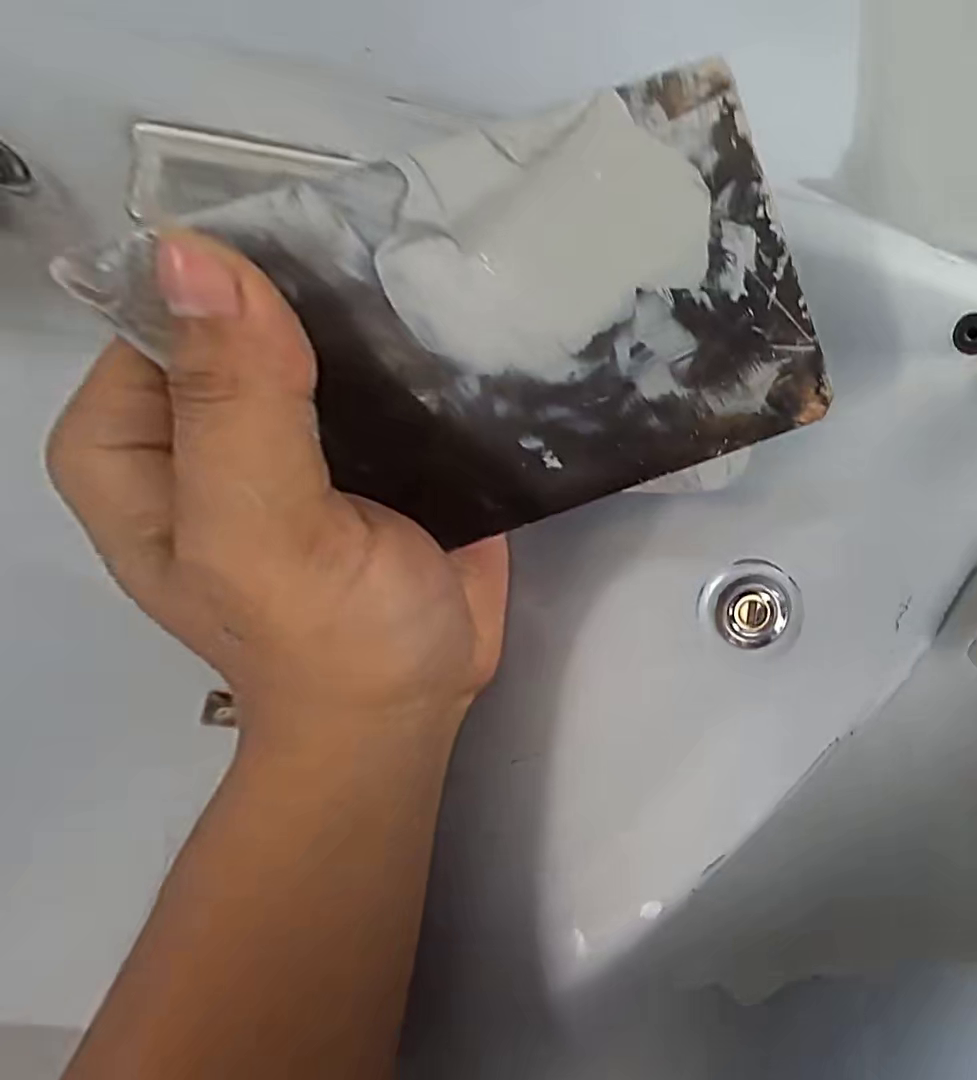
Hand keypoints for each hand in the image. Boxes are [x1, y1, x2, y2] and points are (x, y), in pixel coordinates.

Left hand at [46, 231, 509, 756]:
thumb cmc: (324, 631)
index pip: (174, 320)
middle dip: (336, 306)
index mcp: (151, 439)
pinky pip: (417, 408)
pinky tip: (487, 365)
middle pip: (271, 334)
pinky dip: (445, 385)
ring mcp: (329, 452)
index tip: (328, 252)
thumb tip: (208, 262)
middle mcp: (234, 434)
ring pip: (352, 366)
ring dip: (401, 342)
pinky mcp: (408, 470)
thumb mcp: (261, 525)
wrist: (418, 698)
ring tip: (461, 311)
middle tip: (415, 276)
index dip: (237, 280)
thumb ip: (238, 406)